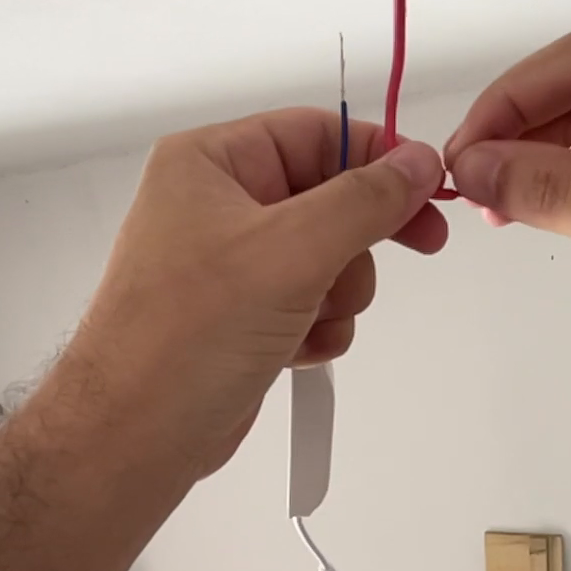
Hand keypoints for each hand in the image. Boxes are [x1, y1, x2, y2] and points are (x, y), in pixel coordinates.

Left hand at [61, 109, 448, 476]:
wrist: (137, 435)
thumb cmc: (195, 332)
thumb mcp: (291, 251)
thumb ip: (364, 201)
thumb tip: (420, 162)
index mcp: (213, 164)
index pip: (318, 135)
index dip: (380, 158)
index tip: (433, 190)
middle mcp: (221, 208)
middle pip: (330, 200)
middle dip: (357, 243)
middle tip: (419, 247)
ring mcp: (233, 268)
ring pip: (329, 261)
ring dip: (339, 296)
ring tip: (310, 323)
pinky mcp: (245, 319)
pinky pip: (311, 305)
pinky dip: (319, 328)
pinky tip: (300, 351)